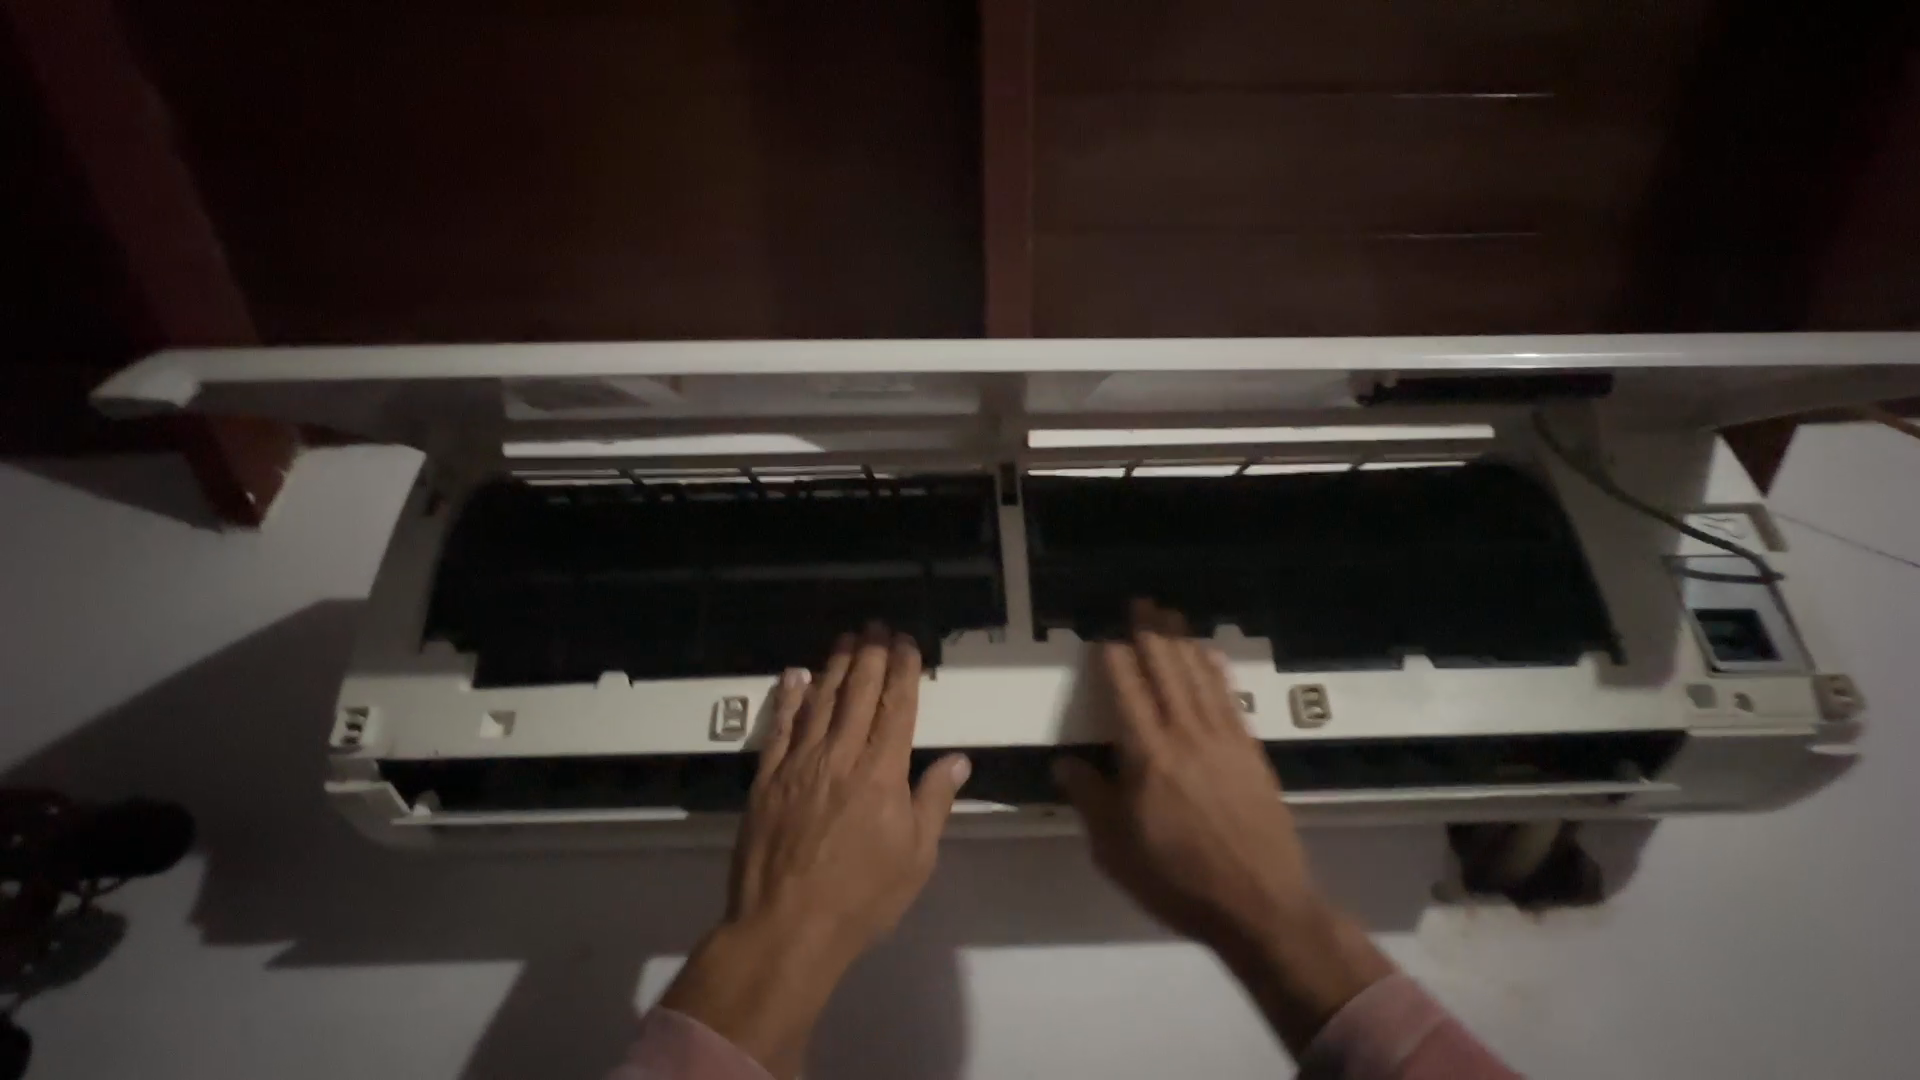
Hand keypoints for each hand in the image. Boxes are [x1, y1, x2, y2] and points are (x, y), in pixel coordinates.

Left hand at [661, 627, 970, 1077]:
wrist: (786, 927)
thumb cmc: (862, 897)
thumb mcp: (916, 858)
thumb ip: (934, 802)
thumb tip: (959, 760)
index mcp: (882, 773)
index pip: (897, 708)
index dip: (903, 671)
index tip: (906, 642)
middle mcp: (841, 756)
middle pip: (858, 694)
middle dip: (871, 655)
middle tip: (876, 626)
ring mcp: (800, 764)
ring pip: (820, 701)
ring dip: (834, 666)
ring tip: (845, 638)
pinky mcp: (767, 778)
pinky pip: (780, 727)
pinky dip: (789, 698)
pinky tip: (795, 675)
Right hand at [1054, 602, 1391, 1053]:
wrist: (1261, 905)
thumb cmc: (1178, 879)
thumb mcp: (1116, 850)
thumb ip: (1090, 800)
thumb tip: (1065, 764)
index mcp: (1147, 756)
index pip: (1127, 692)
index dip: (1115, 660)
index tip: (1106, 637)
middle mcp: (1185, 735)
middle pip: (1166, 671)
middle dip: (1150, 634)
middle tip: (1140, 604)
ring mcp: (1223, 740)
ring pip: (1198, 677)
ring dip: (1182, 642)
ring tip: (1169, 615)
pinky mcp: (1250, 752)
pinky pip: (1229, 698)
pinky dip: (1216, 671)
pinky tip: (1209, 655)